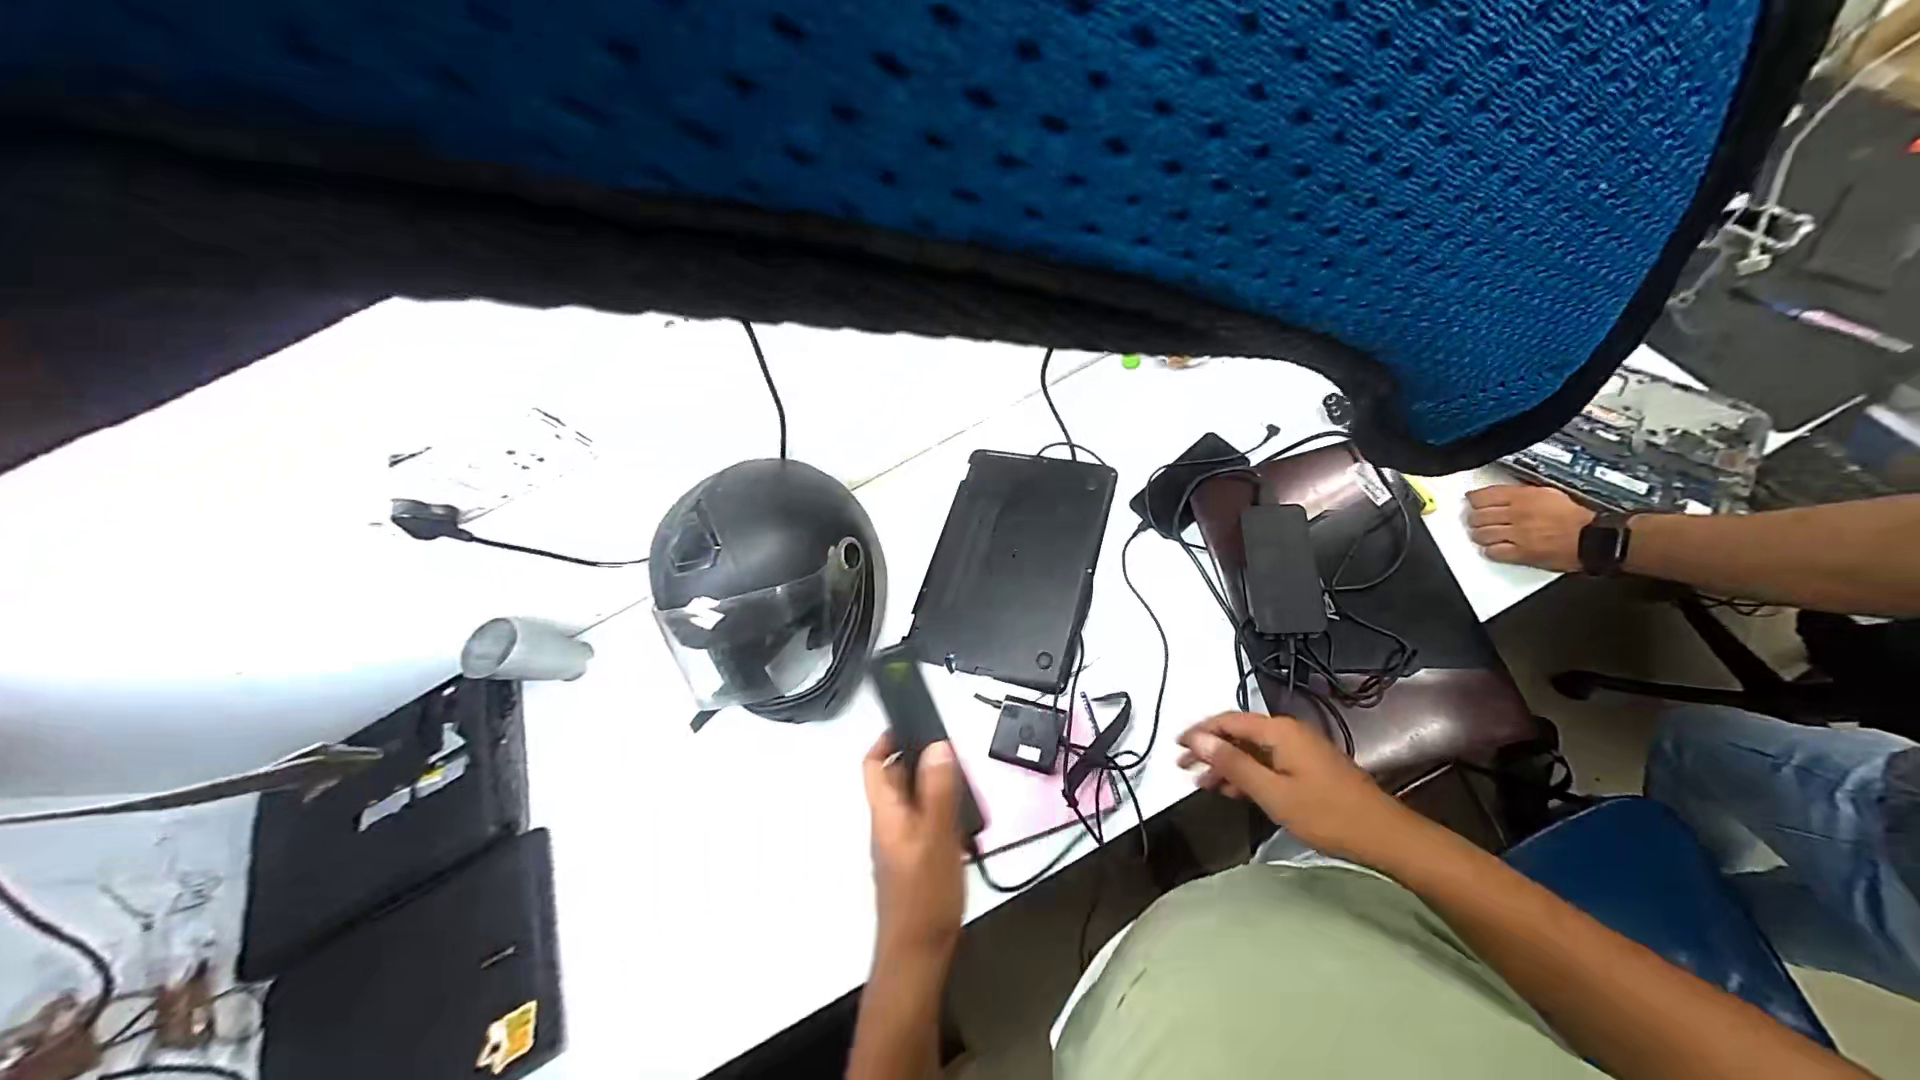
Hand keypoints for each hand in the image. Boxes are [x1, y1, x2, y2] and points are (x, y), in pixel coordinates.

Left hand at [861, 733, 964, 959]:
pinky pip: (927, 824)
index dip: (886, 739)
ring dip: (938, 790)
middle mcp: (889, 824)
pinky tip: (965, 829)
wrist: (918, 954)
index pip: (873, 764)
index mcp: (886, 813)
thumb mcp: (937, 837)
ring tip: (964, 793)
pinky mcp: (915, 859)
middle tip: (949, 759)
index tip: (909, 723)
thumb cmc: (923, 899)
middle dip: (923, 762)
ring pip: (916, 800)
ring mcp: (901, 843)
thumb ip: (938, 791)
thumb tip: (937, 749)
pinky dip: (945, 817)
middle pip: (898, 779)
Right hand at [1177, 712, 1423, 866]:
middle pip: (1238, 733)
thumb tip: (1199, 740)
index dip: (1199, 732)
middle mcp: (1288, 732)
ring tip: (1202, 782)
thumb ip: (1232, 763)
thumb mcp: (1271, 791)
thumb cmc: (1325, 813)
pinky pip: (1267, 761)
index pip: (1228, 721)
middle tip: (1183, 767)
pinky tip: (1232, 789)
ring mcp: (1300, 750)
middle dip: (1209, 749)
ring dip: (1226, 764)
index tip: (1176, 746)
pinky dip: (1246, 772)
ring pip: (1252, 749)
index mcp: (1279, 731)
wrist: (1385, 836)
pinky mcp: (1308, 767)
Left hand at [1466, 485, 1594, 572]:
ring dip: (1482, 535)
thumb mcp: (1549, 494)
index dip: (1474, 500)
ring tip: (1489, 535)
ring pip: (1480, 534)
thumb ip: (1521, 493)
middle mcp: (1516, 514)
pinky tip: (1498, 548)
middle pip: (1477, 517)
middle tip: (1482, 522)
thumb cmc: (1575, 517)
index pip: (1482, 496)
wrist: (1594, 538)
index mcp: (1523, 497)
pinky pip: (1492, 552)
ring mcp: (1517, 535)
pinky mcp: (1521, 553)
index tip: (1474, 503)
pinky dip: (1491, 551)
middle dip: (1476, 520)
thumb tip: (1500, 495)